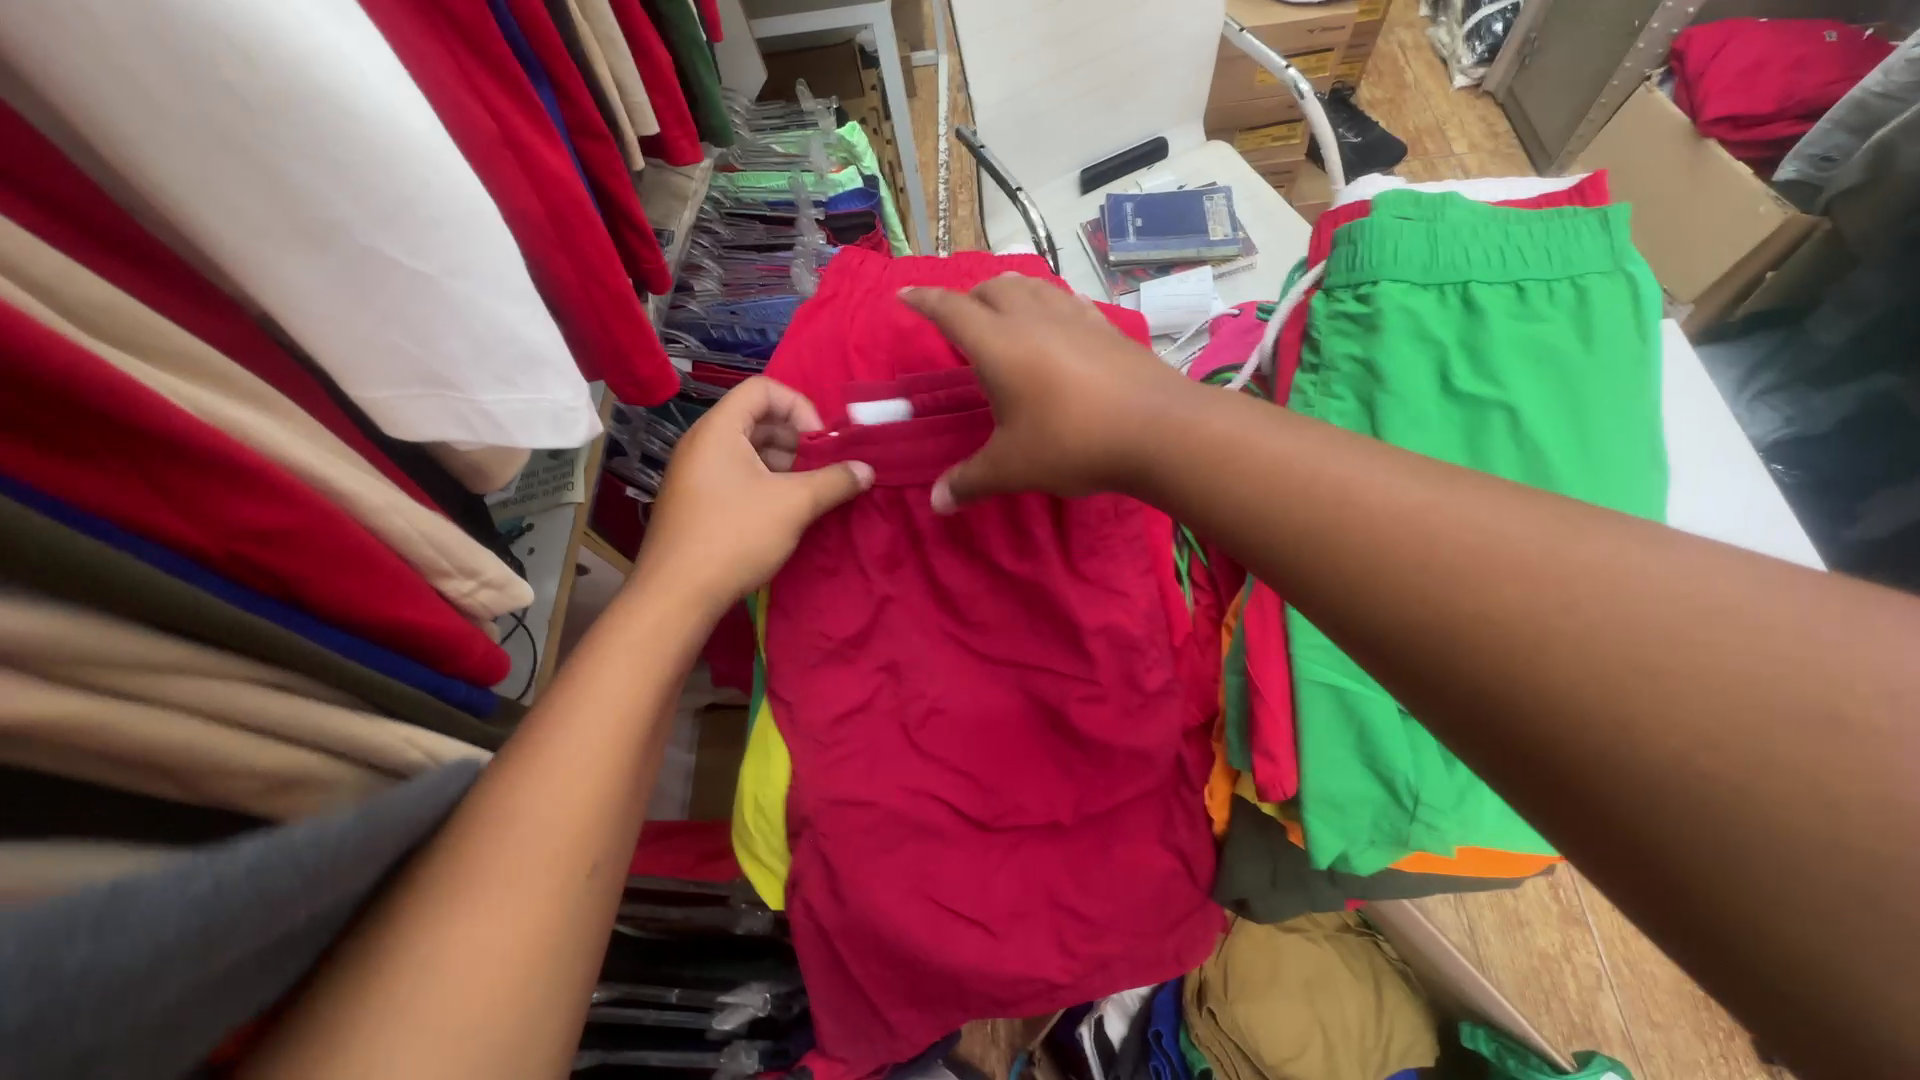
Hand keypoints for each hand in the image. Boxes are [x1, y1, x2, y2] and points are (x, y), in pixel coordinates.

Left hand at [634, 377, 871, 607]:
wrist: (676, 594)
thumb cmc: (734, 536)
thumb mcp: (794, 505)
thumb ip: (834, 481)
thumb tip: (867, 470)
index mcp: (718, 429)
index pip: (763, 389)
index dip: (799, 407)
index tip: (821, 442)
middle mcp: (702, 443)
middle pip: (757, 419)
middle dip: (797, 440)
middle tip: (823, 470)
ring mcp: (696, 473)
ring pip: (750, 451)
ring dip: (785, 465)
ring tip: (809, 494)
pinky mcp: (697, 502)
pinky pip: (737, 476)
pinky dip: (766, 484)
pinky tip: (785, 513)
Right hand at [899, 274, 1193, 512]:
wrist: (1160, 430)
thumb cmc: (1074, 443)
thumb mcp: (1013, 468)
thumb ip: (970, 481)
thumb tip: (937, 502)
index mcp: (999, 345)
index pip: (951, 311)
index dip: (924, 300)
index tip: (905, 295)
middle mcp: (1033, 319)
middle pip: (991, 289)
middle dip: (967, 298)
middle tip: (959, 320)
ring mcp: (1075, 318)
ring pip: (1031, 286)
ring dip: (1007, 293)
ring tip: (1002, 313)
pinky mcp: (1107, 328)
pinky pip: (1066, 301)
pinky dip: (1047, 304)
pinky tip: (1055, 325)